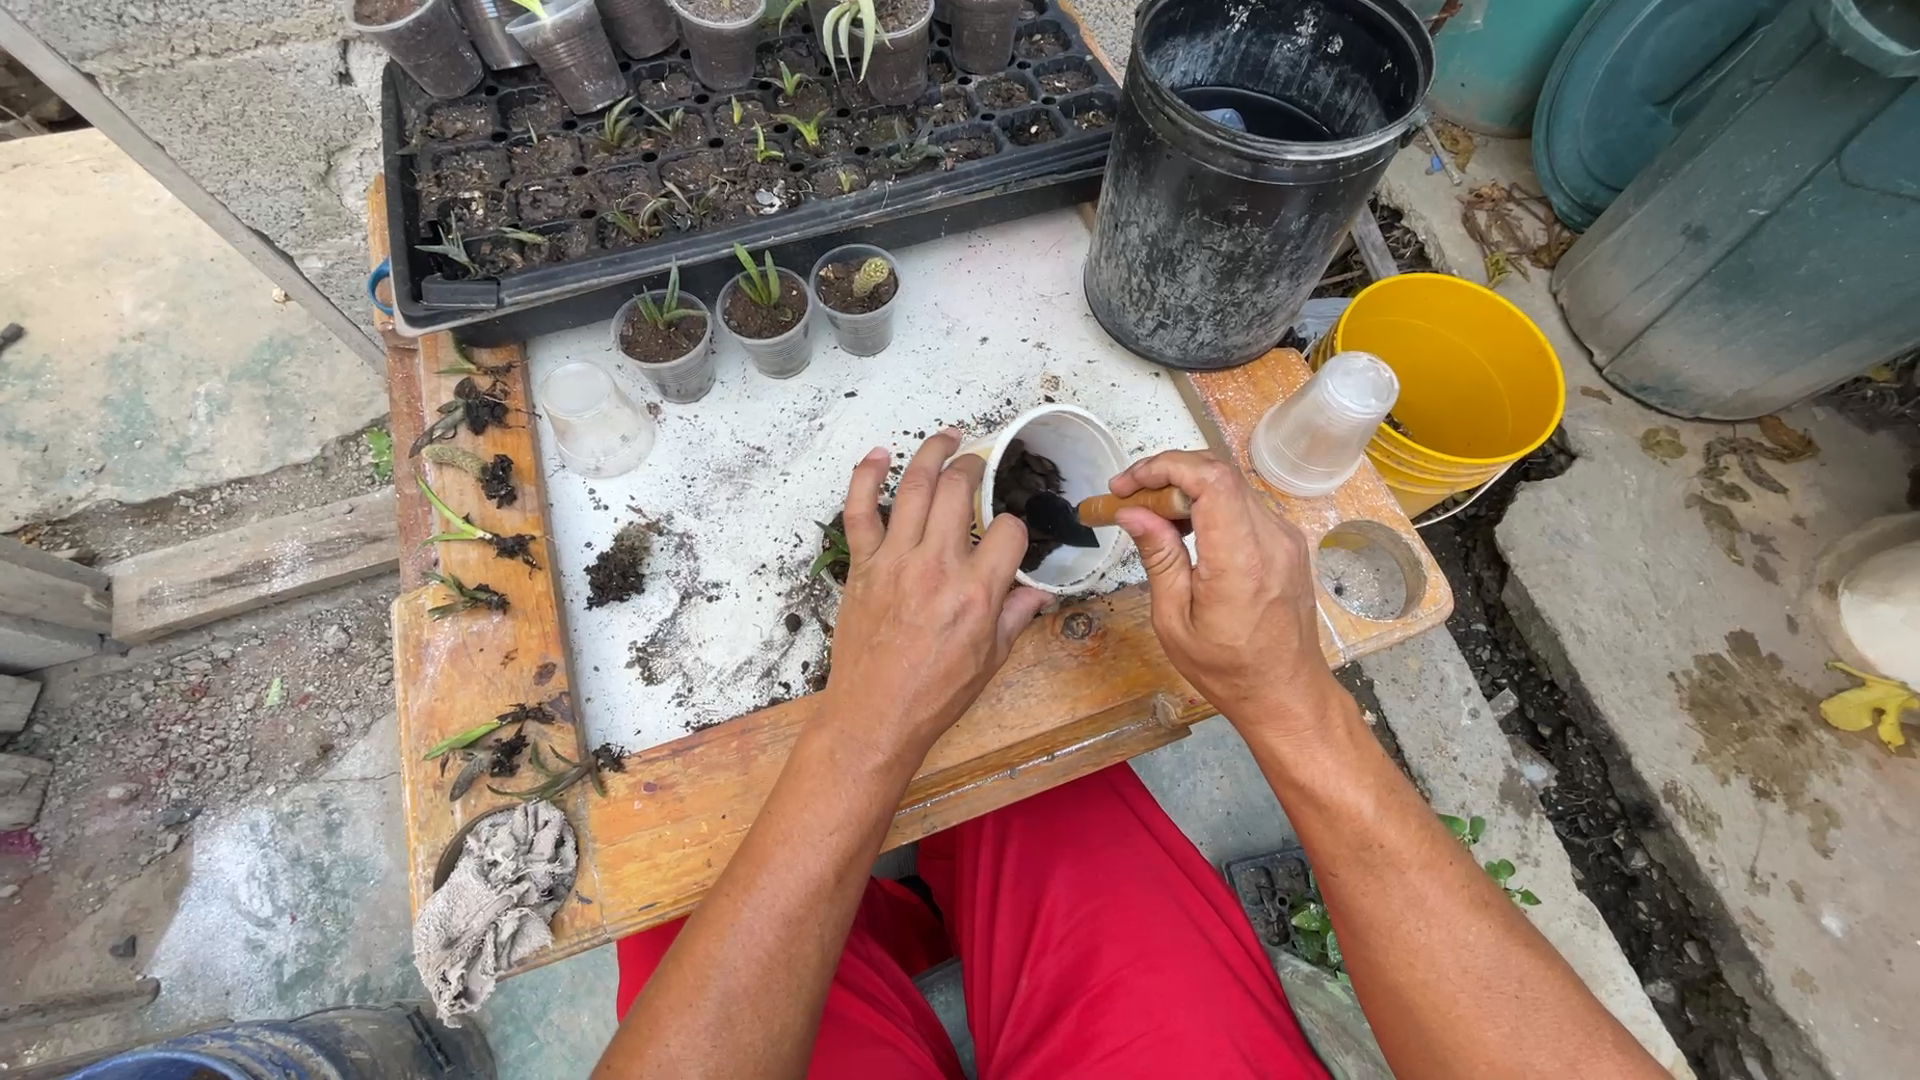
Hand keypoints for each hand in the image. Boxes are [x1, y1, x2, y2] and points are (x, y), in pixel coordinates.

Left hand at [822, 431, 1051, 763]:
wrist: (875, 715)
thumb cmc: (935, 694)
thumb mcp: (992, 659)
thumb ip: (1016, 616)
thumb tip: (1038, 592)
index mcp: (977, 591)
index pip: (1009, 530)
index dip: (1016, 526)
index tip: (1010, 533)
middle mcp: (936, 566)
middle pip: (959, 489)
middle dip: (975, 466)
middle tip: (978, 461)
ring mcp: (894, 561)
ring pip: (913, 487)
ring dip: (932, 452)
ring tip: (947, 436)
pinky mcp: (862, 566)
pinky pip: (859, 511)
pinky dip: (865, 477)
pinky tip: (879, 455)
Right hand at [1108, 451, 1343, 739]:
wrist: (1286, 692)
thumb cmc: (1226, 669)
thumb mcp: (1174, 621)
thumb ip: (1158, 558)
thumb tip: (1132, 513)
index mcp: (1241, 560)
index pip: (1210, 480)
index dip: (1164, 467)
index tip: (1127, 485)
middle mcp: (1271, 539)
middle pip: (1219, 473)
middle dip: (1167, 473)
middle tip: (1128, 496)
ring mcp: (1286, 538)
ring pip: (1231, 484)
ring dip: (1185, 487)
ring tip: (1149, 513)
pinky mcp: (1288, 542)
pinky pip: (1243, 504)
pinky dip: (1207, 502)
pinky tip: (1182, 526)